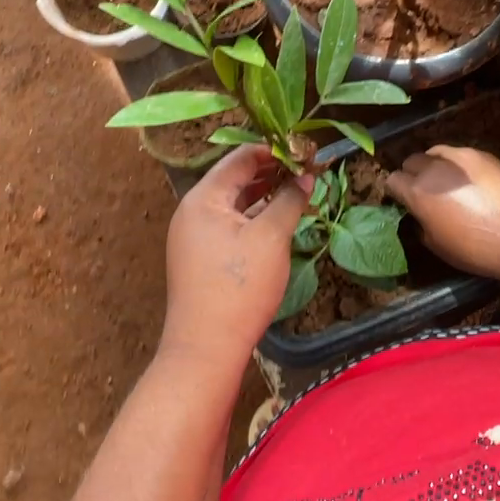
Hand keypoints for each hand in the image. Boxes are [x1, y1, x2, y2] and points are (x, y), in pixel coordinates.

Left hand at [160, 145, 309, 368]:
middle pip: (235, 179)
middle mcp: (193, 211)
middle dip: (271, 172)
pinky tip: (278, 220)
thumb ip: (290, 200)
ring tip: (298, 190)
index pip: (240, 158)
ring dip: (264, 195)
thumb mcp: (271, 237)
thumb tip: (306, 176)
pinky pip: (230, 224)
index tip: (304, 152)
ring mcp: (194, 236)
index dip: (273, 151)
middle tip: (306, 170)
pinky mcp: (201, 257)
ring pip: (234, 203)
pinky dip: (254, 217)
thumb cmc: (239, 287)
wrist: (206, 349)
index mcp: (203, 198)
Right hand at [385, 145, 499, 280]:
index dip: (395, 193)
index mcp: (417, 192)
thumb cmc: (478, 249)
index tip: (403, 204)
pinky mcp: (481, 154)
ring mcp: (458, 157)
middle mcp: (433, 168)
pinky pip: (457, 154)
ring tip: (444, 183)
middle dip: (411, 176)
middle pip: (411, 162)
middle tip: (423, 194)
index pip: (392, 181)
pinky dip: (454, 164)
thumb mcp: (438, 246)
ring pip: (434, 154)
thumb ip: (420, 224)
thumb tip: (418, 215)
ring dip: (432, 166)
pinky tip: (466, 180)